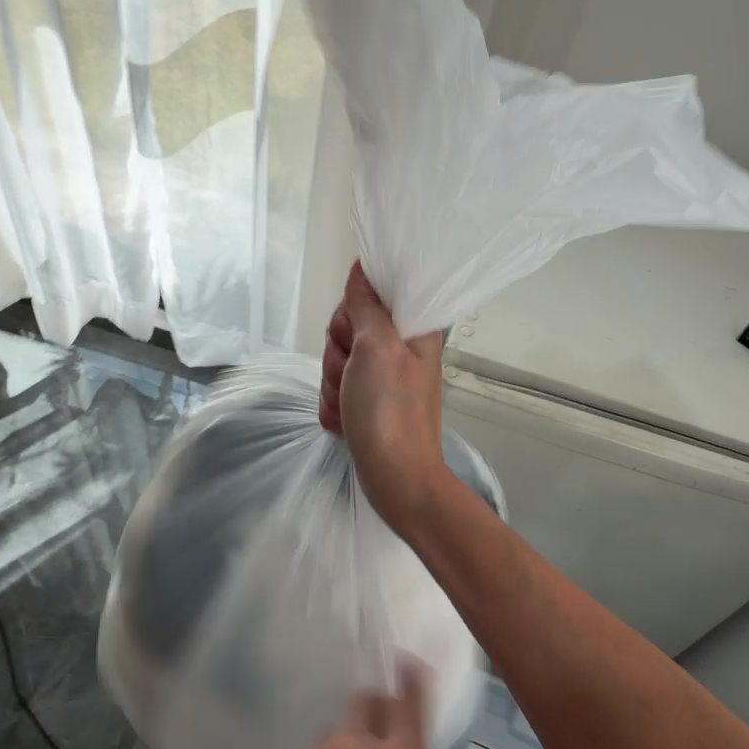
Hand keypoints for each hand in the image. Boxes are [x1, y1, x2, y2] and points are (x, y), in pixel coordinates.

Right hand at [319, 262, 453, 530]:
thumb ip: (367, 307)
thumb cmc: (390, 411)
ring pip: (338, 363)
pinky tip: (345, 423)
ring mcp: (385, 380)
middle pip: (349, 330)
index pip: (371, 296)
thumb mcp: (377, 347)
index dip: (353, 313)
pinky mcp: (370, 405)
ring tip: (351, 407)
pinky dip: (335, 407)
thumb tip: (362, 269)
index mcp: (414, 331)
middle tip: (353, 377)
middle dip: (338, 355)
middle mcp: (401, 351)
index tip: (354, 334)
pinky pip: (337, 392)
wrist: (397, 480)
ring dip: (334, 386)